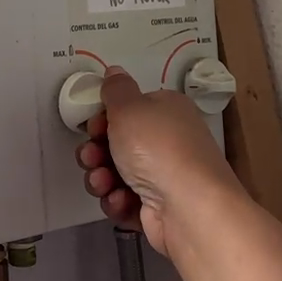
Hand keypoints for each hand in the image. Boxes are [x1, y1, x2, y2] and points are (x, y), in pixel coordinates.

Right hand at [75, 66, 242, 255]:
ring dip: (101, 178)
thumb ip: (116, 88)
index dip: (103, 119)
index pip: (128, 110)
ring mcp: (163, 177)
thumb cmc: (158, 148)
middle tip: (91, 157)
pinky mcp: (158, 209)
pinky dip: (118, 201)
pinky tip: (121, 201)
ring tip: (103, 183)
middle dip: (96, 152)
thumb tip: (115, 71)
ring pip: (116, 174)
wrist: (190, 208)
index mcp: (166, 112)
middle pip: (116, 144)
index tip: (93, 128)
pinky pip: (125, 201)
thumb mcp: (130, 107)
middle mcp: (167, 142)